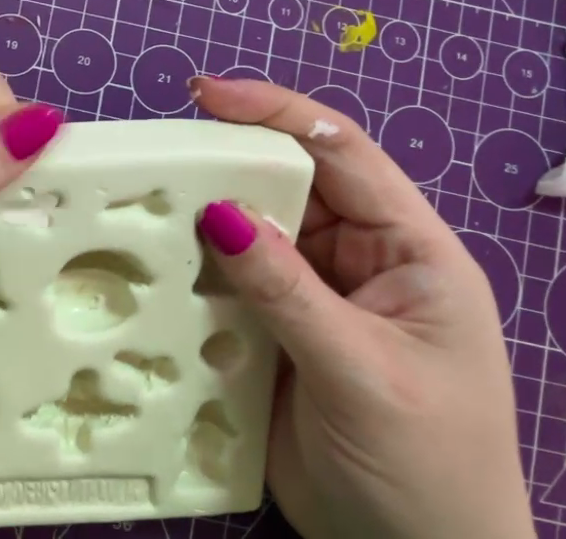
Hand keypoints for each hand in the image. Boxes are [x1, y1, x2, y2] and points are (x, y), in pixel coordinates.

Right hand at [190, 77, 534, 538]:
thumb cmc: (425, 471)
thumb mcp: (361, 373)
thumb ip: (288, 290)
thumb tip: (218, 210)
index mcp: (410, 252)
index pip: (344, 154)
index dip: (278, 114)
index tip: (207, 95)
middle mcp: (359, 259)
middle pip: (288, 184)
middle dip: (228, 161)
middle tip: (157, 153)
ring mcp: (312, 295)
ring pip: (250, 229)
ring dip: (202, 214)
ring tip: (141, 198)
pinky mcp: (272, 328)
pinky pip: (227, 278)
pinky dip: (191, 264)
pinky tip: (152, 257)